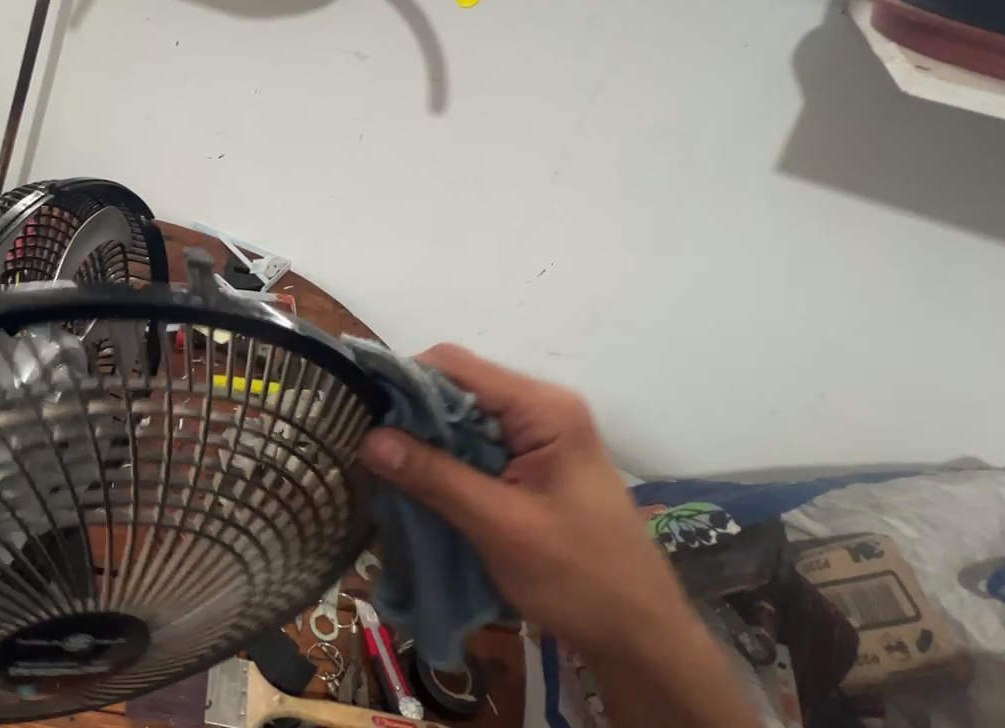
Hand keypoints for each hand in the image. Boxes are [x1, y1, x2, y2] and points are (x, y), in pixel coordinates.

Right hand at [360, 345, 755, 726]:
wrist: (643, 640)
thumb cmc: (581, 579)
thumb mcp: (501, 526)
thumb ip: (435, 476)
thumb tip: (368, 437)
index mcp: (544, 408)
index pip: (455, 365)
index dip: (404, 379)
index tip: (361, 409)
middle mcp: (540, 407)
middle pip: (455, 384)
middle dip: (409, 411)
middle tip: (367, 441)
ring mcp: (537, 433)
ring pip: (459, 413)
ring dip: (423, 436)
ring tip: (384, 461)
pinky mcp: (530, 459)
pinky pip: (473, 440)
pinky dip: (442, 454)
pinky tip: (418, 477)